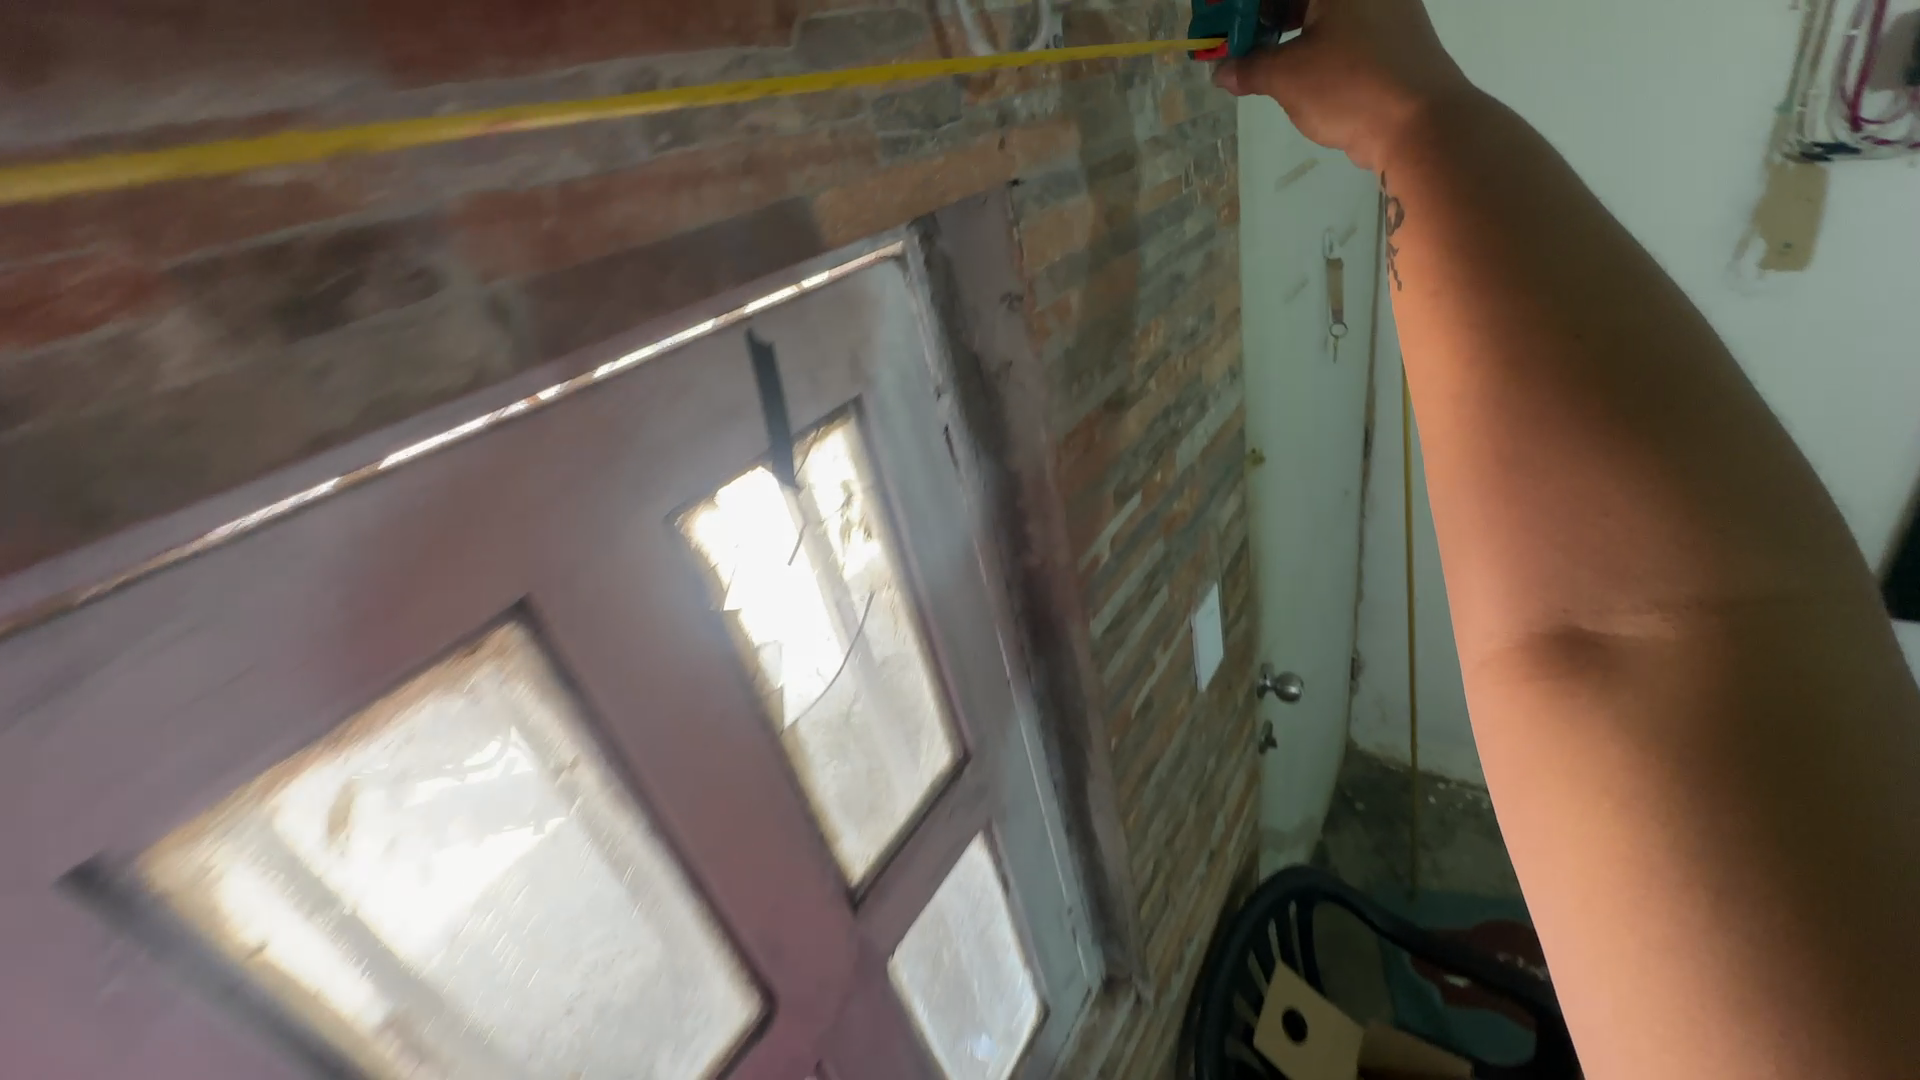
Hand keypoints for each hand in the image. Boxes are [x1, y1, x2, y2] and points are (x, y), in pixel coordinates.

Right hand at [1212, 0, 1477, 172]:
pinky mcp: (1392, 35)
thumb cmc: (1349, 85)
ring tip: (1254, 56)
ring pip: (1323, 9)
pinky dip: (1311, 40)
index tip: (1225, 23)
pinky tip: (1289, 66)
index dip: (1247, 7)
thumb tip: (1222, 73)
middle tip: (1234, 41)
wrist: (1419, 121)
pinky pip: (1342, 26)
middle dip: (1265, 15)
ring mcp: (1385, 7)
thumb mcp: (1288, 76)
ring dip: (1285, 28)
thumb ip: (1250, 68)